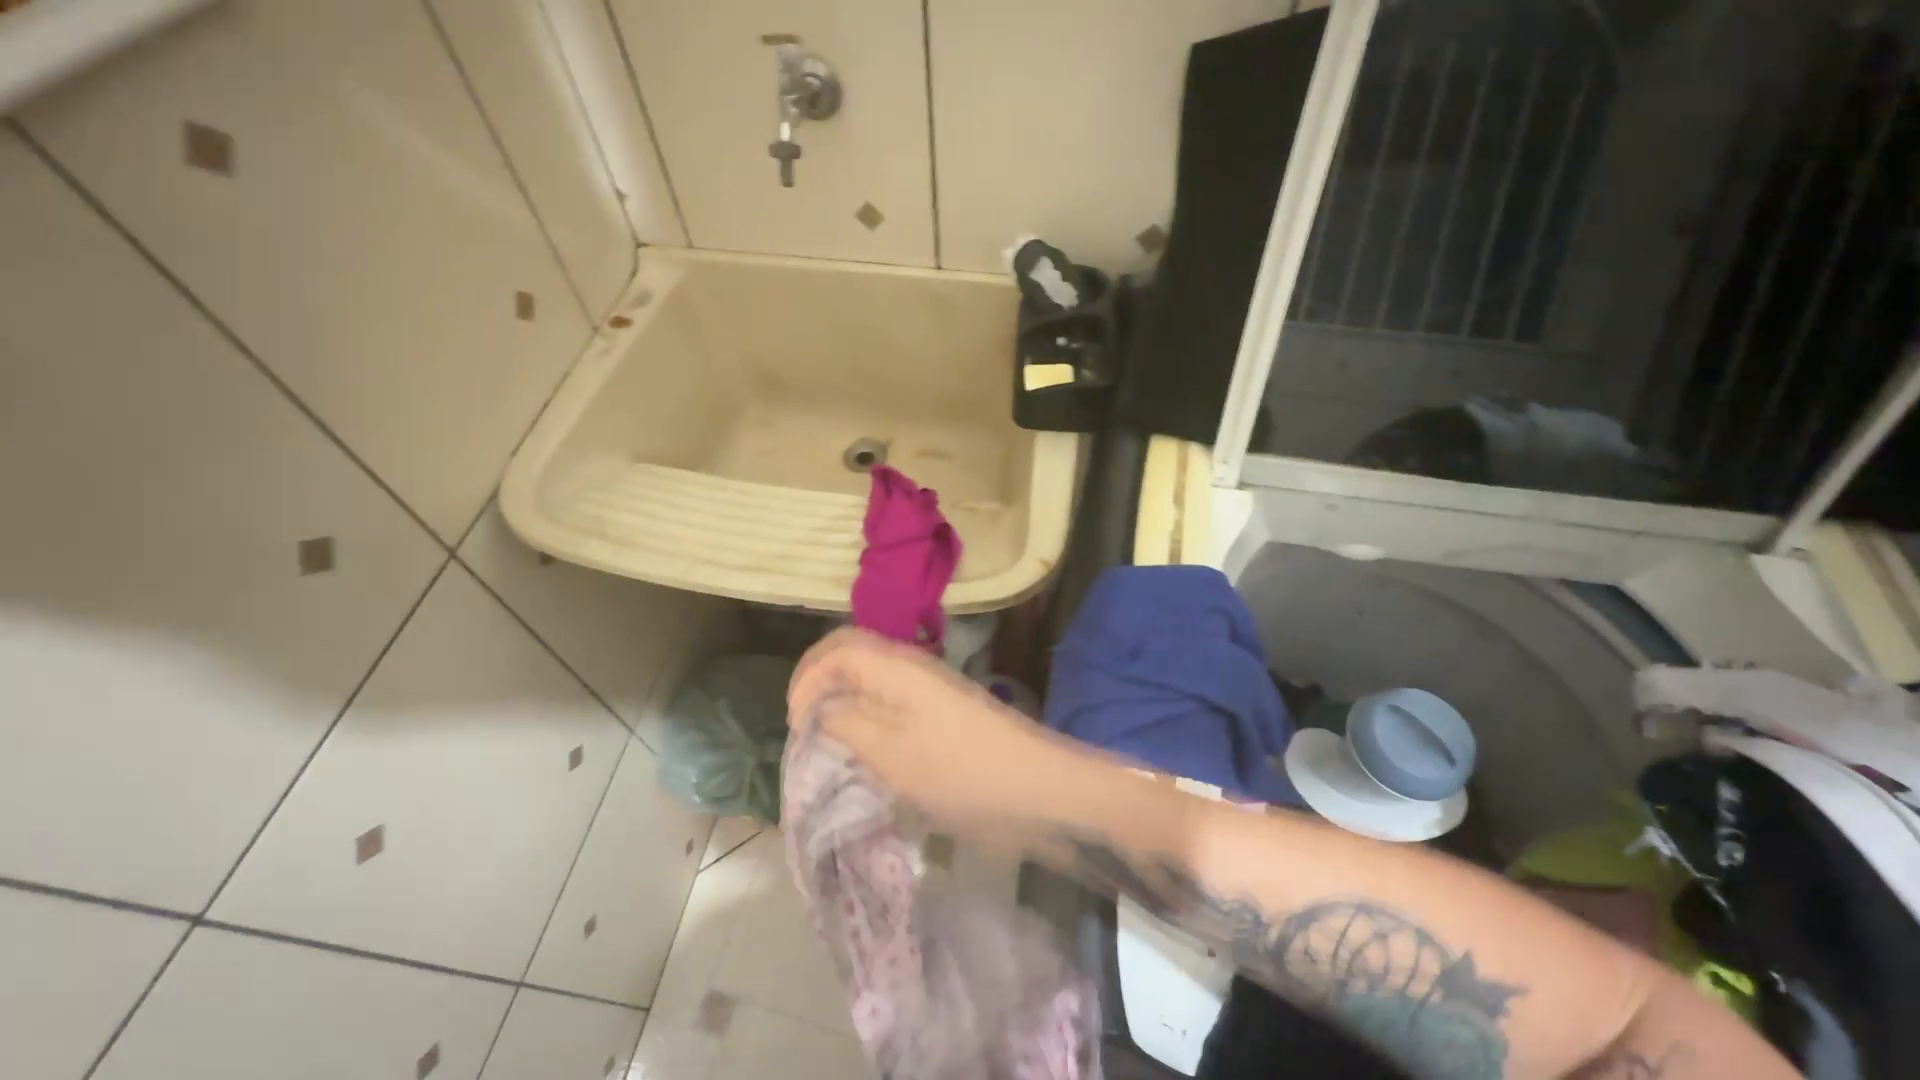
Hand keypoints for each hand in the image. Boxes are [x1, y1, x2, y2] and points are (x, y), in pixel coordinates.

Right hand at [787, 628, 1074, 829]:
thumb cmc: (959, 771)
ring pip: (875, 680)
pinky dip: (871, 718)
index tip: (796, 724)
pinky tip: (870, 751)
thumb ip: (847, 723)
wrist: (1039, 787)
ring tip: (831, 741)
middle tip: (806, 726)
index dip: (807, 678)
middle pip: (855, 656)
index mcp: (897, 666)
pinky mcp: (947, 714)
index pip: (837, 648)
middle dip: (823, 685)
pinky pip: (895, 703)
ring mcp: (934, 690)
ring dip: (847, 702)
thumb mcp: (890, 753)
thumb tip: (824, 708)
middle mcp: (914, 666)